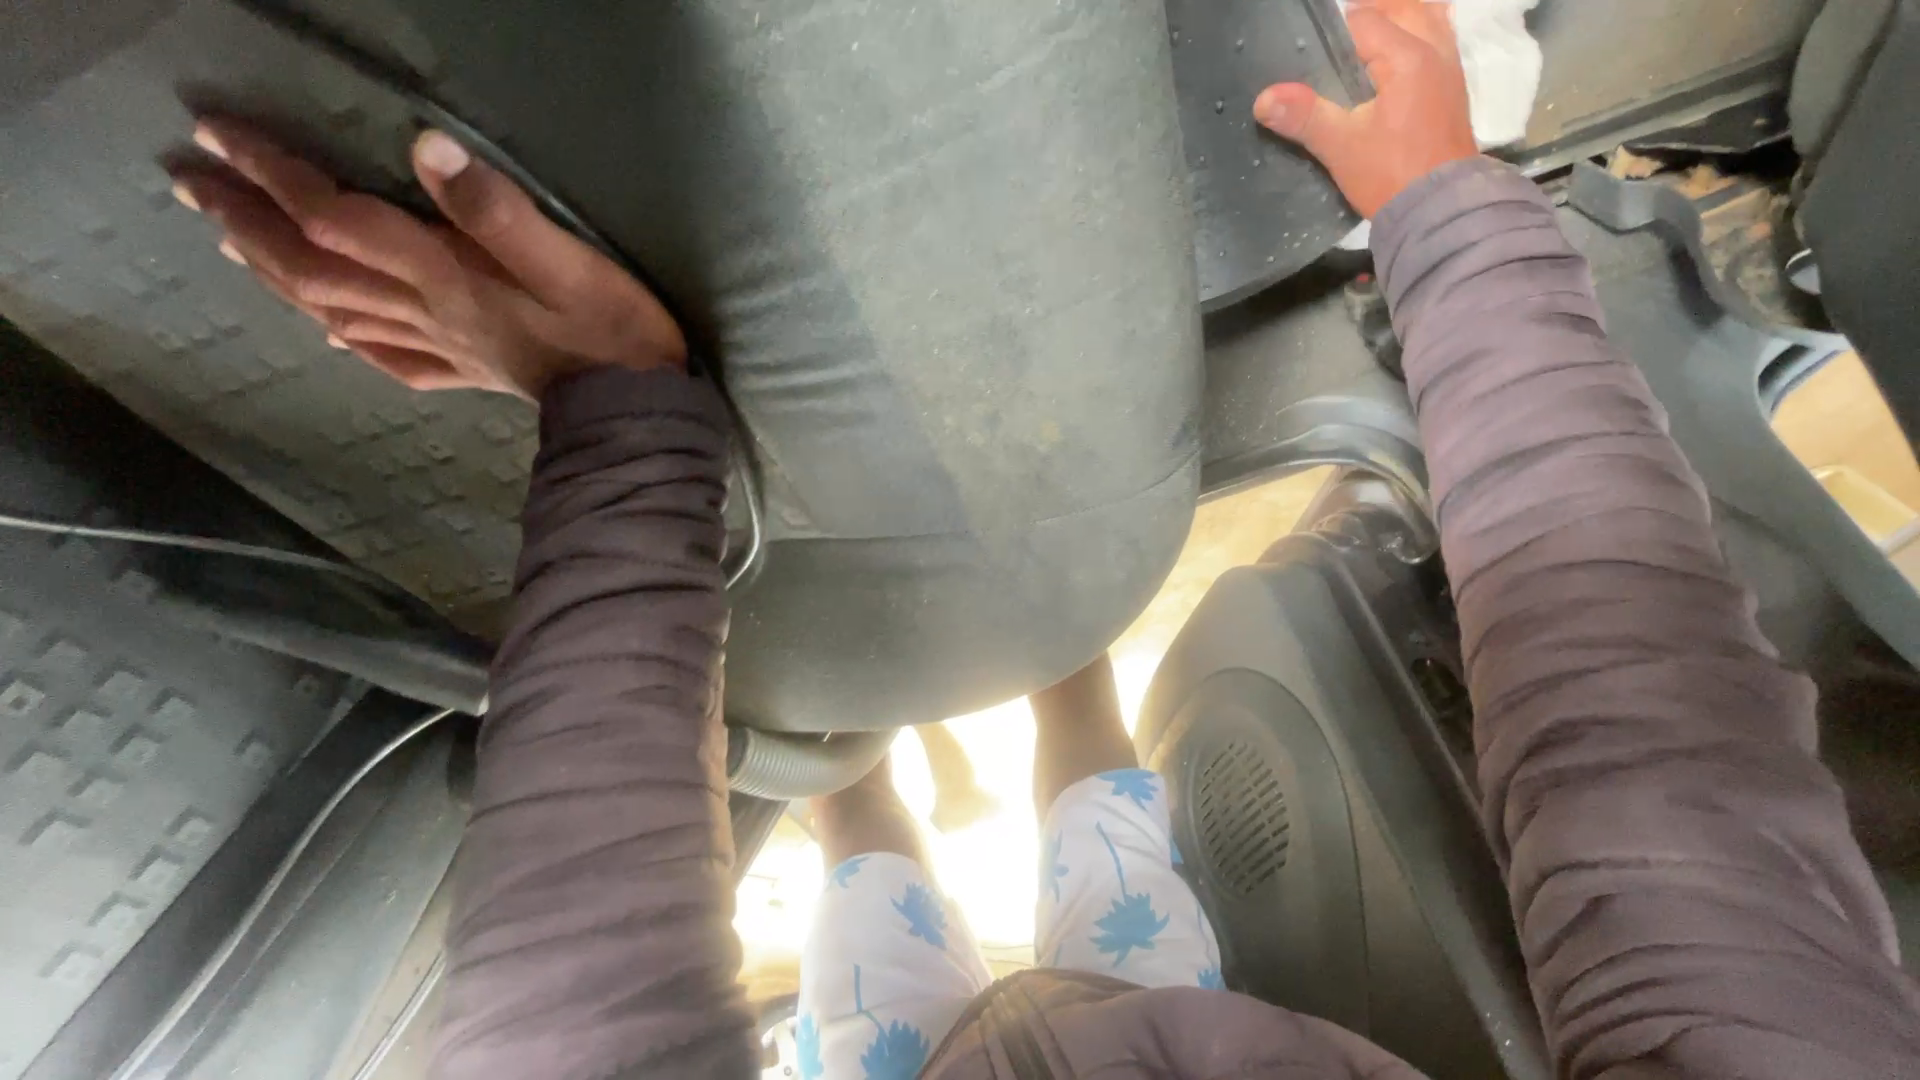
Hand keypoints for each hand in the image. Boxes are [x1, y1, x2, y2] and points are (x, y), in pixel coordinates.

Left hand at [169, 120, 686, 399]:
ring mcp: (450, 349)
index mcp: (447, 277)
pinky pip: (399, 362)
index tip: (221, 135)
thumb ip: (498, 211)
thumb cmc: (613, 330)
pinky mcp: (475, 373)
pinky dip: (357, 344)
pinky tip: (337, 340)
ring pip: (345, 314)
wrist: (638, 408)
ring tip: (240, 251)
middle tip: (197, 187)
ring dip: (284, 280)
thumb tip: (427, 148)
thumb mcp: (567, 260)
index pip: (340, 221)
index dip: (278, 175)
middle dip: (252, 225)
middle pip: (321, 270)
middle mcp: (431, 312)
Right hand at [1252, 0, 1478, 219]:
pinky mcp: (1452, 86)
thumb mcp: (1340, 148)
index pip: (1364, 21)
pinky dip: (1417, 32)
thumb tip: (1263, 98)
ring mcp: (1448, 66)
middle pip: (1401, 6)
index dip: (1333, 33)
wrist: (1438, 207)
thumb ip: (1304, 117)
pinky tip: (1395, 55)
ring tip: (1365, 40)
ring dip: (1397, 17)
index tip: (1310, 54)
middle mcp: (1434, 49)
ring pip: (1427, 15)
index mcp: (1407, 57)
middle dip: (1368, 14)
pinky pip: (1438, 37)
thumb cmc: (1390, 174)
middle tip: (1335, 41)